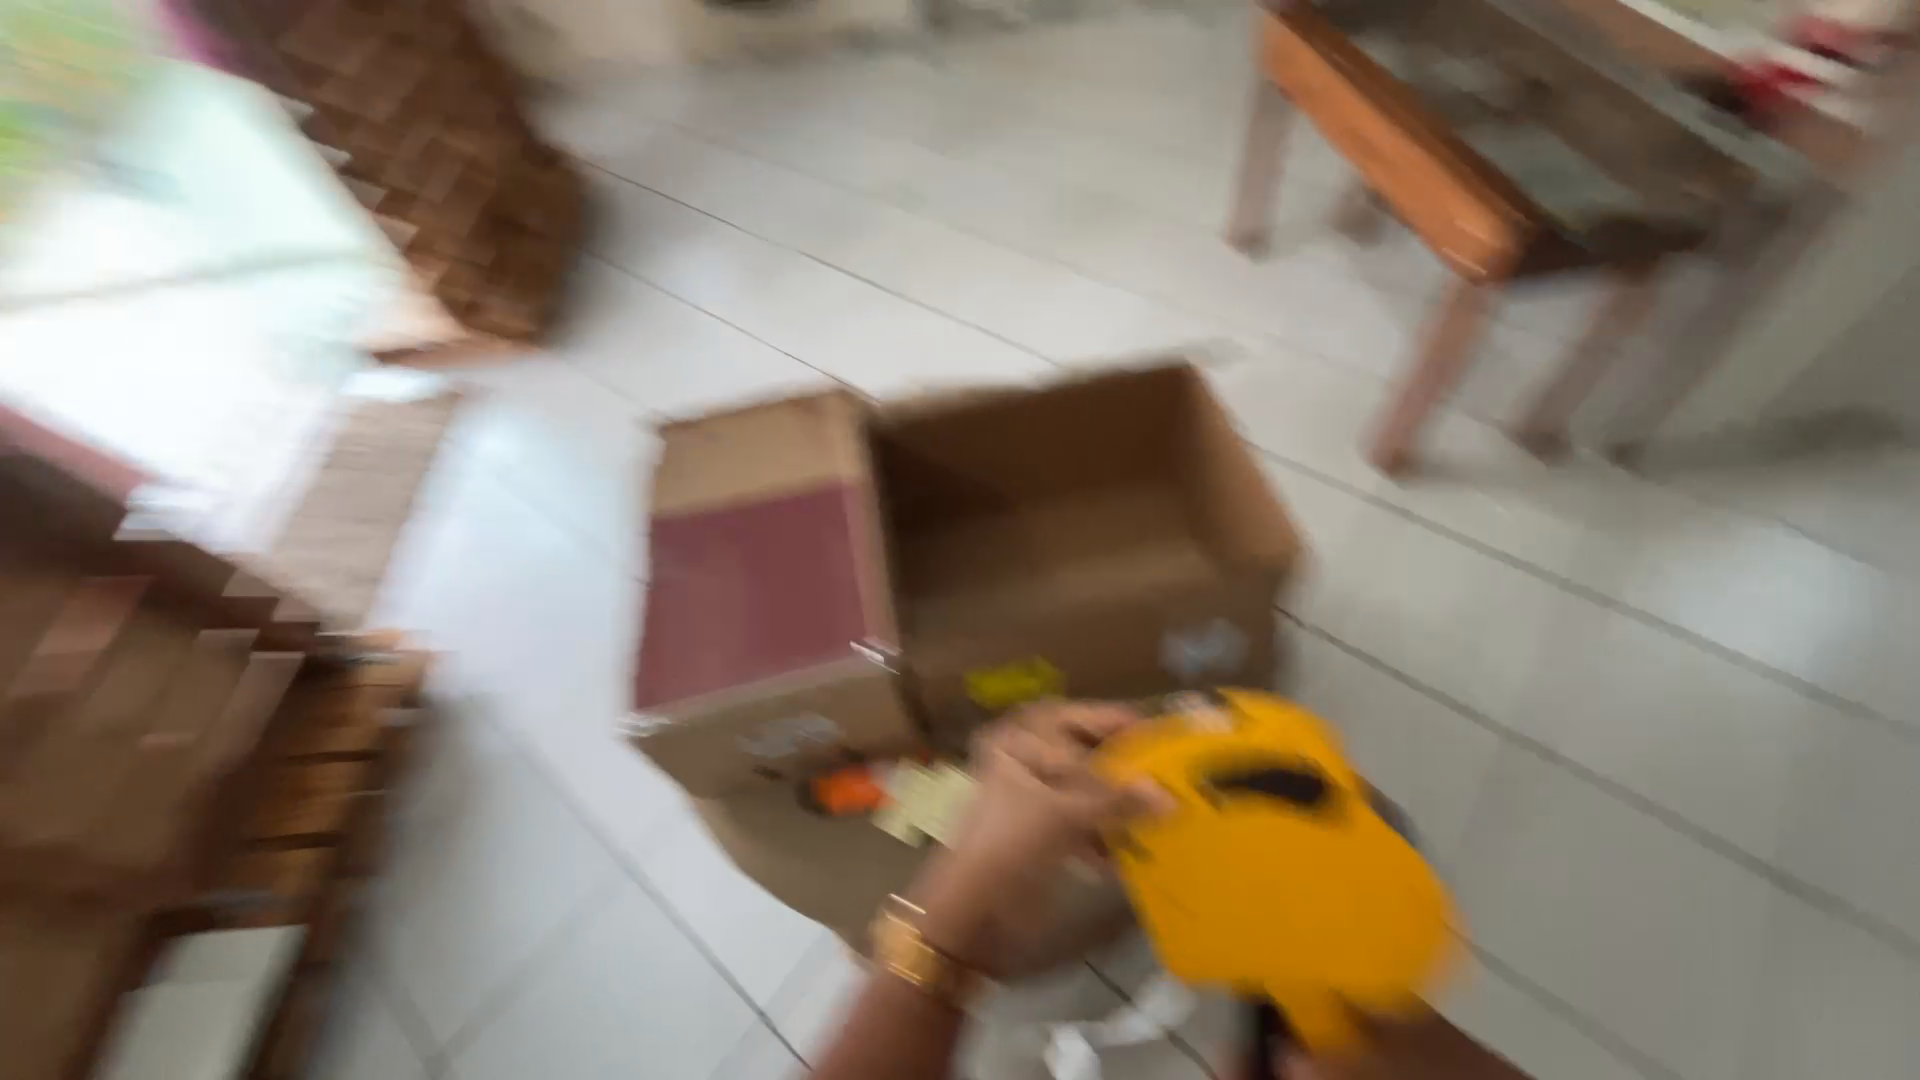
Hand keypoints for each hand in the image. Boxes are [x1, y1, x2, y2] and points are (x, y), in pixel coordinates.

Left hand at [954, 701, 1171, 878]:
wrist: (971, 909)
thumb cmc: (1009, 842)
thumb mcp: (1064, 814)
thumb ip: (1118, 801)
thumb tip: (1171, 797)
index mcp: (1021, 739)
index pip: (1079, 718)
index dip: (1119, 725)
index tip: (1165, 734)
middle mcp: (1024, 758)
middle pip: (1086, 755)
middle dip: (1125, 769)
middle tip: (1169, 772)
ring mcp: (1030, 795)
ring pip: (1087, 790)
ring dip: (1119, 805)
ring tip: (1161, 811)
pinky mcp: (1040, 831)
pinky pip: (1082, 822)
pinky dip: (1104, 835)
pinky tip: (1130, 853)